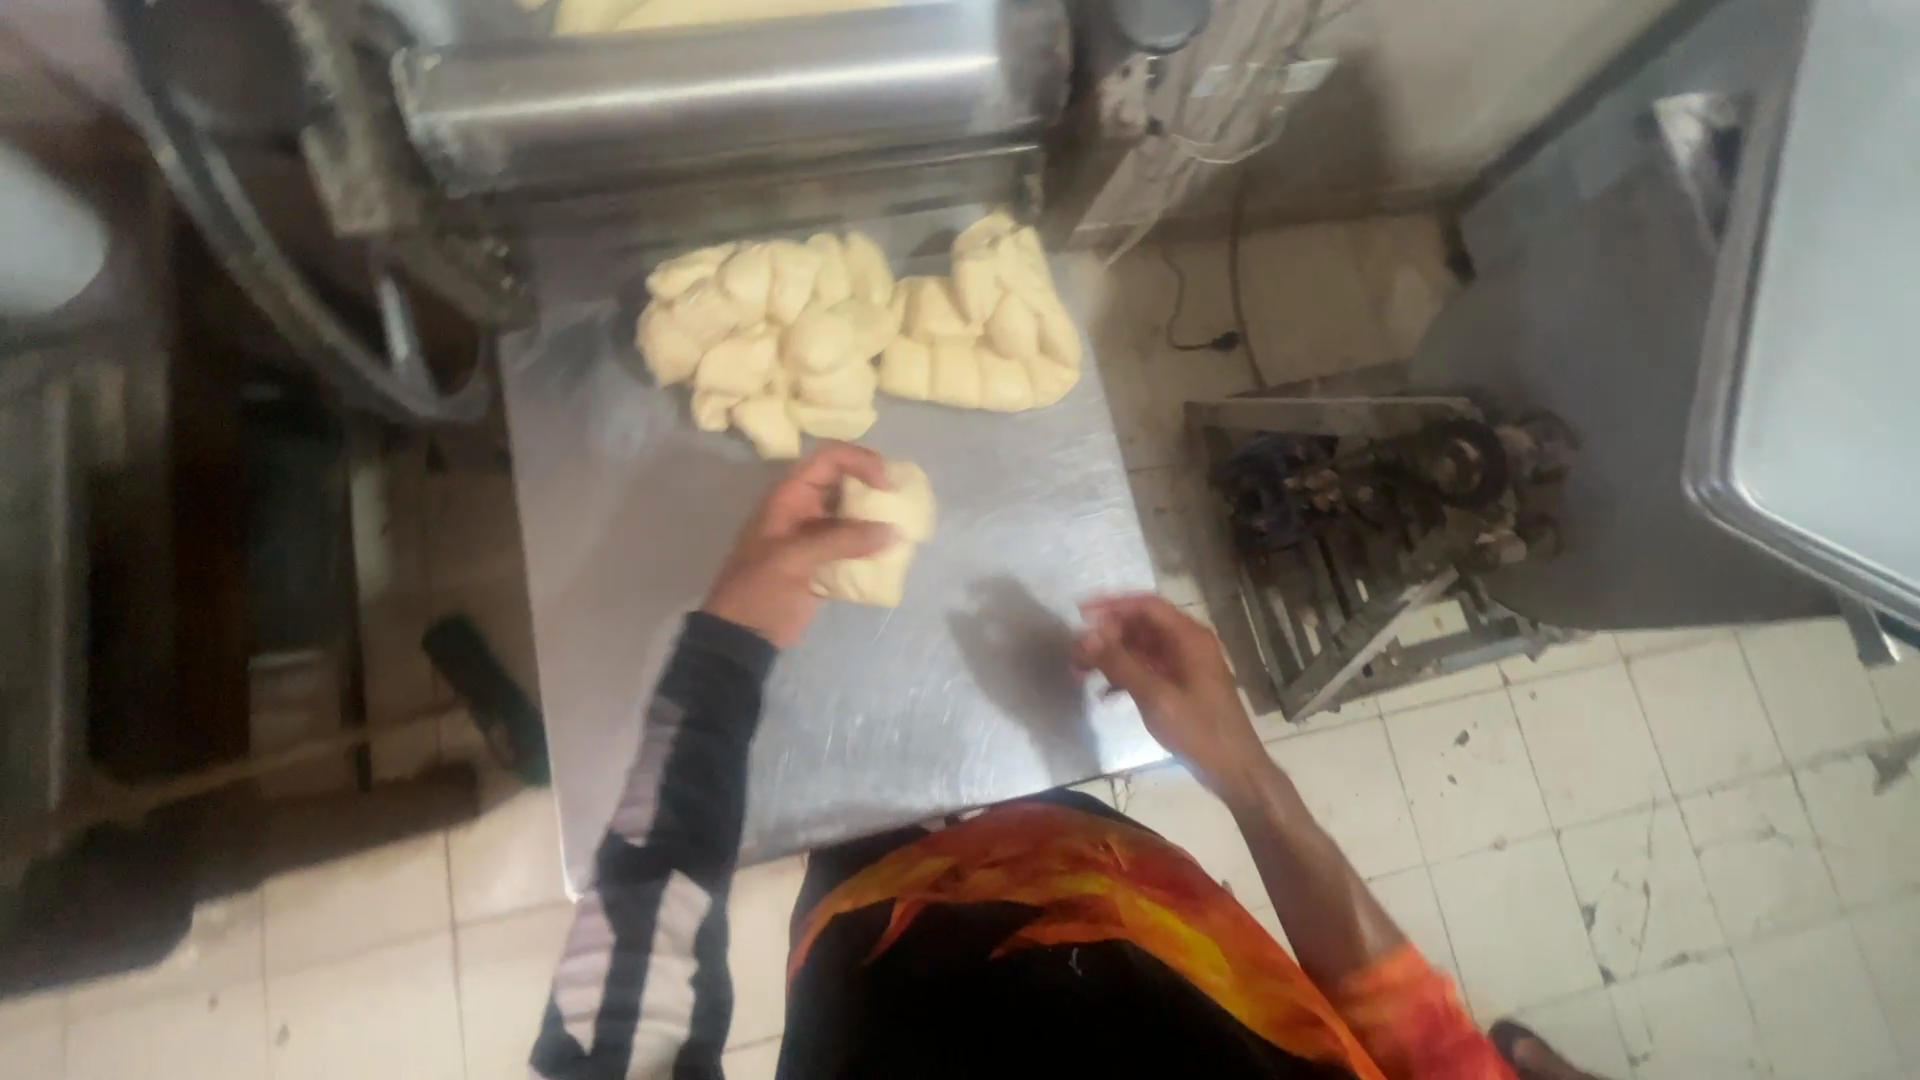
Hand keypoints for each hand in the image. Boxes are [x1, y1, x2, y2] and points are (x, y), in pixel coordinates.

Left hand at [703, 442, 895, 647]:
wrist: (742, 636)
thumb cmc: (759, 591)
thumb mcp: (794, 560)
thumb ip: (842, 541)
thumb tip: (892, 531)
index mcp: (789, 496)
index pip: (830, 458)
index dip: (861, 461)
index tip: (886, 485)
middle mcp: (804, 508)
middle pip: (846, 481)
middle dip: (875, 488)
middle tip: (902, 505)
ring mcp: (815, 535)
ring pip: (852, 512)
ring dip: (876, 518)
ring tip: (903, 528)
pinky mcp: (824, 560)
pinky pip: (854, 542)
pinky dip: (872, 544)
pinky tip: (891, 553)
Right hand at [1072, 594, 1271, 803]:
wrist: (1234, 771)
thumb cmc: (1199, 731)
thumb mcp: (1156, 696)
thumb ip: (1120, 664)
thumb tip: (1086, 637)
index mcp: (1189, 637)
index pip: (1145, 606)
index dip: (1111, 605)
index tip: (1080, 614)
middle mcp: (1187, 644)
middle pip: (1139, 626)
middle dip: (1106, 636)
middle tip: (1075, 651)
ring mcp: (1183, 665)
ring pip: (1139, 648)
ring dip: (1110, 657)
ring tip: (1079, 671)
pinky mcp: (1178, 686)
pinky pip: (1145, 669)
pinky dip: (1123, 676)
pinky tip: (1103, 694)